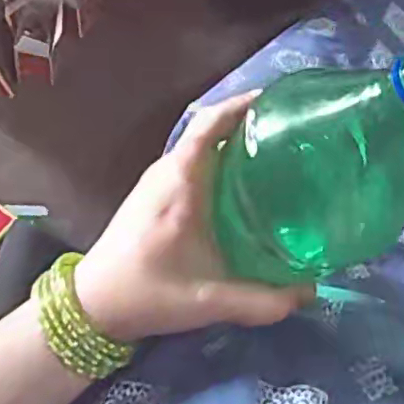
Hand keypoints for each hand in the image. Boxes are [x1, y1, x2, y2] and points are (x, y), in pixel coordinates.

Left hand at [72, 94, 314, 340]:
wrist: (92, 304)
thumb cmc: (147, 293)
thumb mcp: (208, 301)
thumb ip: (261, 302)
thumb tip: (311, 294)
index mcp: (181, 180)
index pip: (210, 123)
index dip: (241, 105)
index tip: (275, 100)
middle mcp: (168, 169)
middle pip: (209, 127)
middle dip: (246, 120)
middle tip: (287, 127)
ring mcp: (157, 178)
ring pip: (200, 143)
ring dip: (231, 137)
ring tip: (271, 147)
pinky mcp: (153, 191)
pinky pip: (192, 158)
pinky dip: (218, 154)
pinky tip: (240, 178)